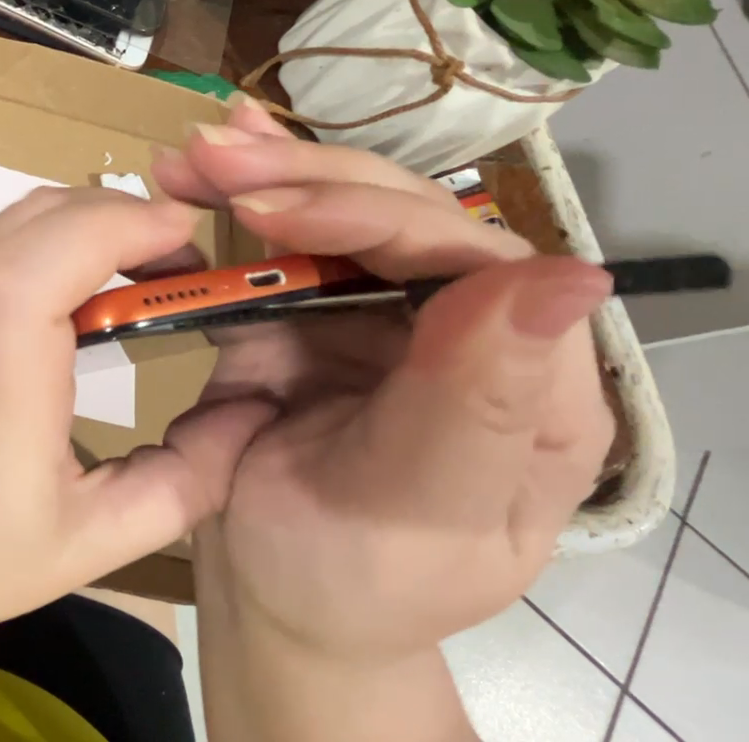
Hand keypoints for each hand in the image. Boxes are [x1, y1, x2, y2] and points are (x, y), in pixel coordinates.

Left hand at [0, 186, 277, 656]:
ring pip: (2, 222)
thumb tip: (255, 404)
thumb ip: (187, 478)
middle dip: (117, 218)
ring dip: (76, 223)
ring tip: (131, 269)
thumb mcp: (90, 544)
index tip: (187, 243)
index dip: (116, 229)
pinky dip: (34, 238)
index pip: (38, 265)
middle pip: (28, 224)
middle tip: (176, 263)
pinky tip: (64, 281)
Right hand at [154, 101, 612, 677]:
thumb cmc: (354, 579)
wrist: (271, 598)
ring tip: (192, 153)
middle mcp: (455, 331)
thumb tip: (560, 278)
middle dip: (302, 177)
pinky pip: (272, 249)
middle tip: (207, 154)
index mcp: (522, 379)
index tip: (264, 213)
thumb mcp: (417, 511)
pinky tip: (210, 165)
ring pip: (332, 218)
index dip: (367, 218)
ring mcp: (369, 319)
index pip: (468, 259)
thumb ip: (475, 405)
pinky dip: (236, 201)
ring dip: (262, 174)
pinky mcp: (298, 319)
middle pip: (397, 218)